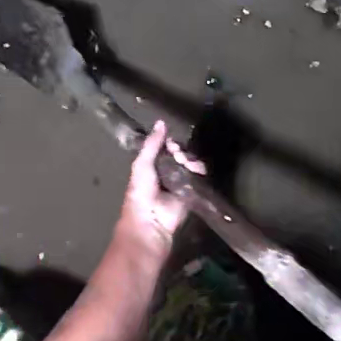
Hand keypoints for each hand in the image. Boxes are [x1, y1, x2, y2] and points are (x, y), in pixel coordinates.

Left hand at [113, 121, 200, 258]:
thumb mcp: (142, 164)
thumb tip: (161, 122)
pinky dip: (200, 170)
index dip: (170, 142)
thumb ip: (152, 144)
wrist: (151, 219)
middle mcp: (167, 171)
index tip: (171, 143)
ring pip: (191, 163)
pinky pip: (199, 176)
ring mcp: (180, 181)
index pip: (165, 147)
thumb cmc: (141, 191)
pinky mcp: (192, 191)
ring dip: (191, 159)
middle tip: (178, 155)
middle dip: (181, 151)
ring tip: (187, 163)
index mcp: (152, 165)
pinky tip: (197, 170)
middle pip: (180, 154)